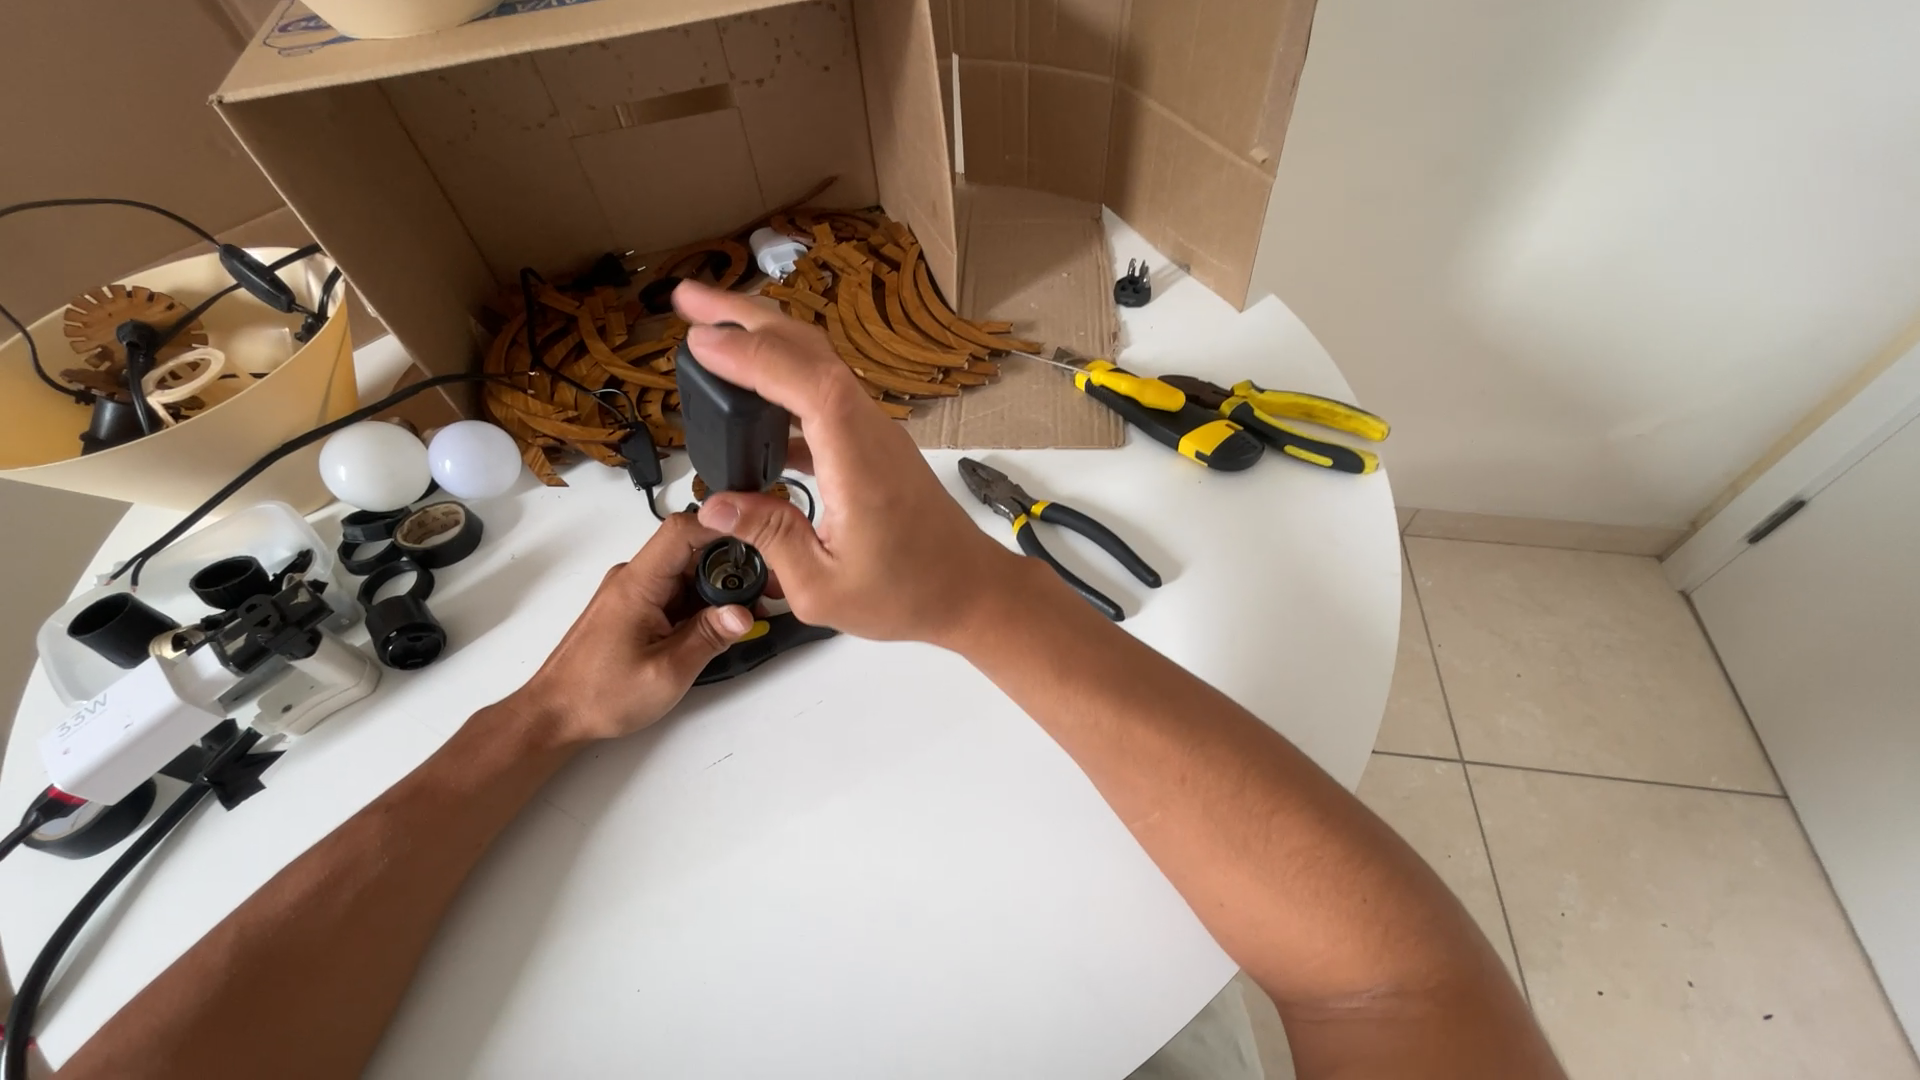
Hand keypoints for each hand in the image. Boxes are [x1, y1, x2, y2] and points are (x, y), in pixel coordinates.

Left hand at [500, 513, 754, 744]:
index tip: (758, 541)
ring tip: (750, 613)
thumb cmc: (599, 696)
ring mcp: (636, 593)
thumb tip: (743, 613)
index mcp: (638, 584)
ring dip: (721, 589)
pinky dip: (704, 604)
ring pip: (689, 573)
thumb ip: (708, 638)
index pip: (682, 531)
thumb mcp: (666, 673)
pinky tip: (723, 625)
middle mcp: (635, 579)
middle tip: (766, 589)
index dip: (722, 528)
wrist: (555, 715)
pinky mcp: (638, 608)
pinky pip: (678, 593)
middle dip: (732, 565)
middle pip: (692, 550)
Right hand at [672, 280, 1022, 644]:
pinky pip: (825, 396)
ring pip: (818, 366)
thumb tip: (716, 505)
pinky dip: (784, 381)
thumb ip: (769, 538)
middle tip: (689, 300)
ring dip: (765, 341)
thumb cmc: (910, 593)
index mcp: (860, 465)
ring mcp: (875, 433)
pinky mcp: (873, 444)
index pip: (809, 386)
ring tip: (709, 335)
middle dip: (748, 318)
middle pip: (812, 353)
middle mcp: (871, 434)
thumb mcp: (823, 587)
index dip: (755, 355)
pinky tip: (749, 401)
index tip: (700, 339)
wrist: (968, 588)